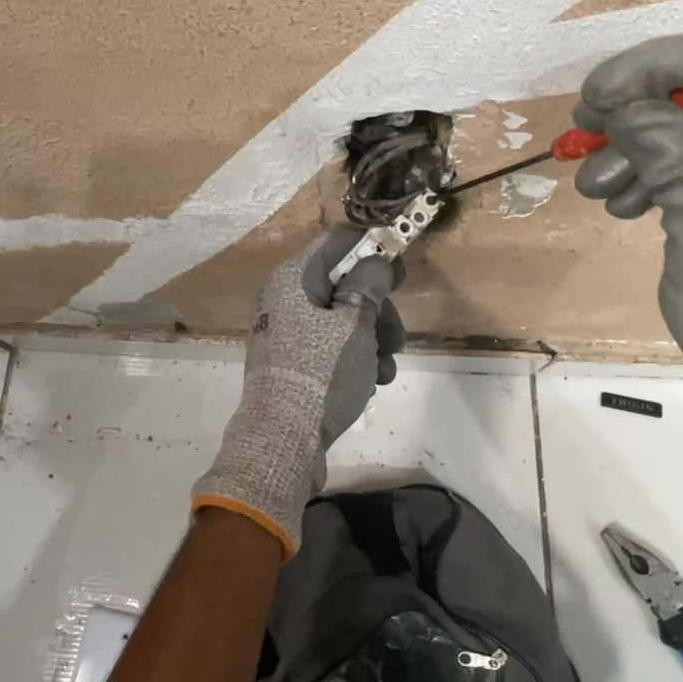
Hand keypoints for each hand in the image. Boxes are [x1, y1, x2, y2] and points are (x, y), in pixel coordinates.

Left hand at [191, 227, 404, 553]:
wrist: (282, 439)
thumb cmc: (320, 373)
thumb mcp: (354, 325)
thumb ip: (368, 286)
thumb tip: (375, 261)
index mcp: (293, 278)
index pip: (336, 241)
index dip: (372, 248)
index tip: (400, 267)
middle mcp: (284, 297)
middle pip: (342, 283)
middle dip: (377, 308)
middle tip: (398, 337)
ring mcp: (285, 330)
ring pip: (340, 317)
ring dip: (372, 338)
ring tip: (386, 369)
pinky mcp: (291, 359)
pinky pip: (328, 344)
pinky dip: (354, 357)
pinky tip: (373, 381)